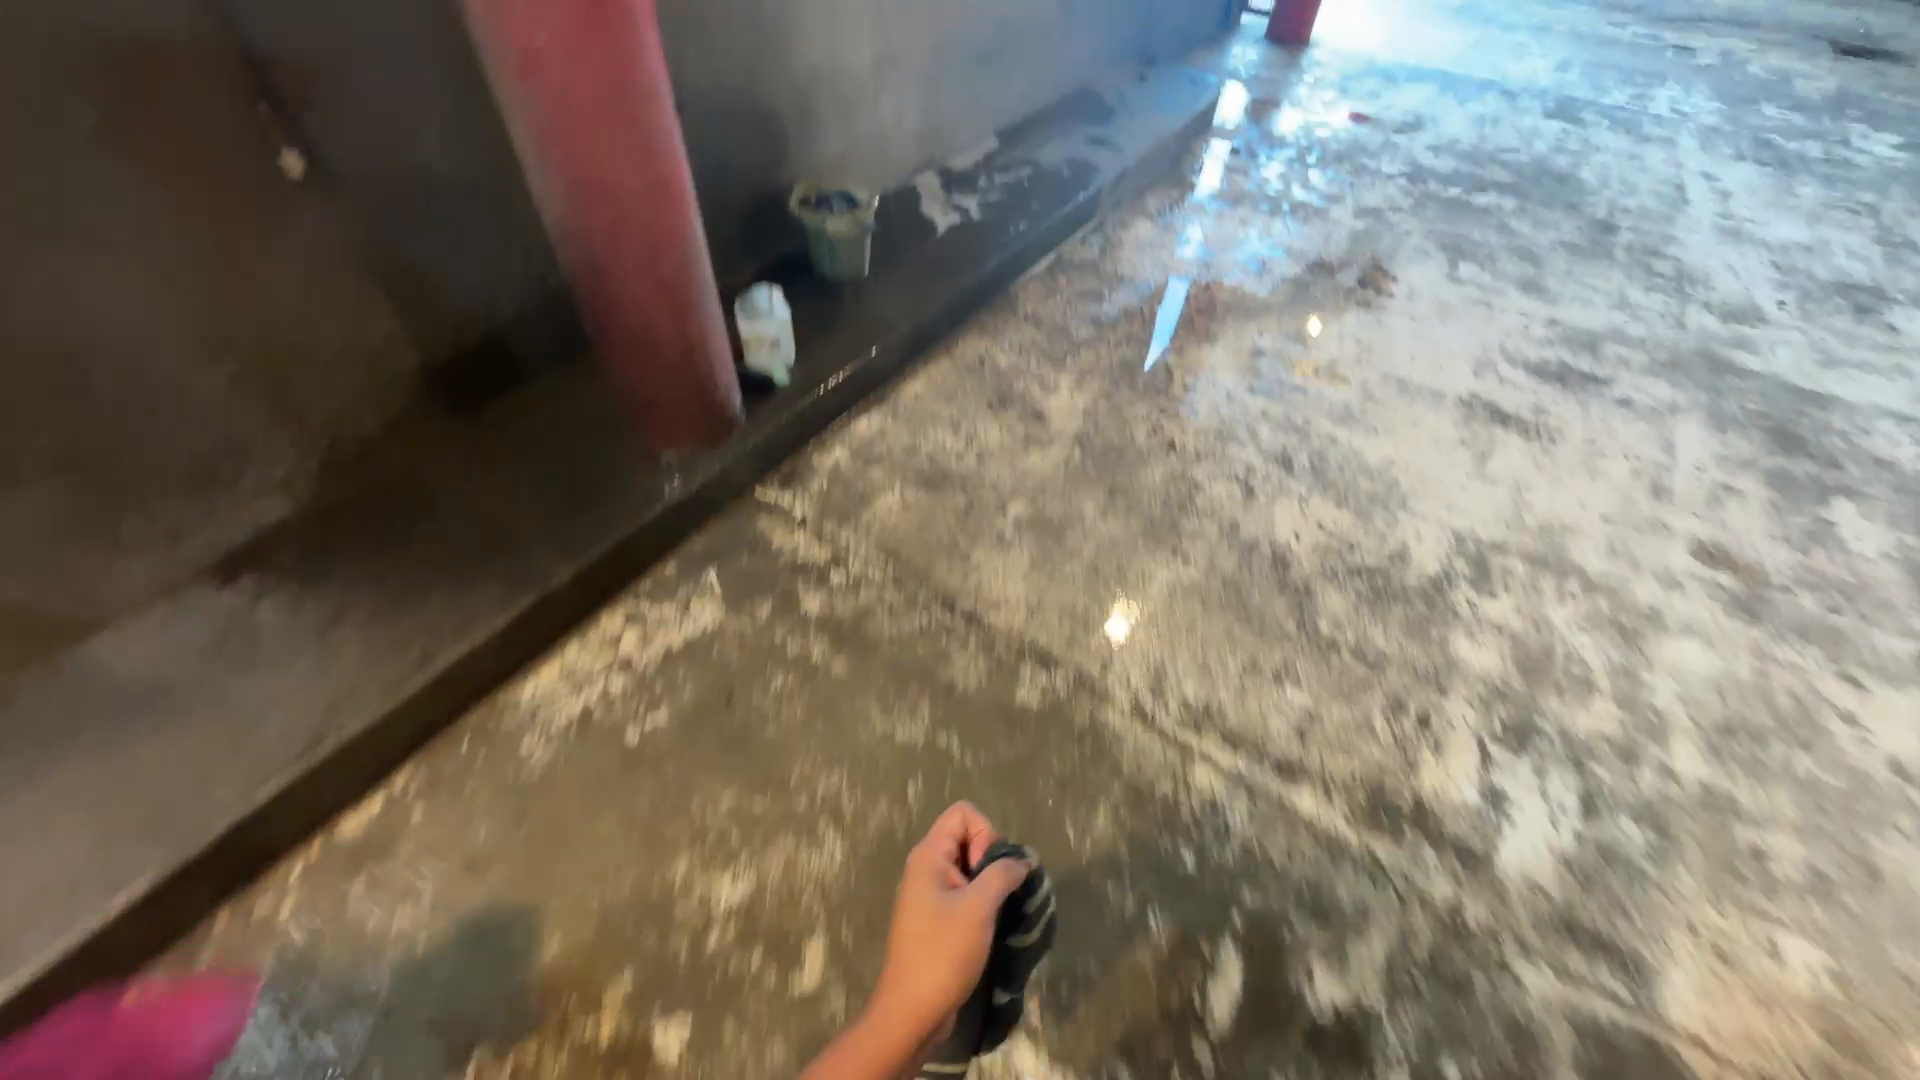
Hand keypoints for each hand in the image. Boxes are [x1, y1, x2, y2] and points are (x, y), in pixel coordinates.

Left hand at [867, 802, 1032, 1042]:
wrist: (912, 1011)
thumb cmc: (943, 953)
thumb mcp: (978, 907)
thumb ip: (1003, 874)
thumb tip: (1025, 858)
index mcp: (928, 855)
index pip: (964, 813)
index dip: (985, 833)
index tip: (988, 871)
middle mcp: (926, 867)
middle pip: (968, 838)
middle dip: (992, 859)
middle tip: (997, 895)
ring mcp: (930, 894)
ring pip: (970, 868)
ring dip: (991, 884)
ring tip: (1000, 912)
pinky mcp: (937, 919)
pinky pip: (966, 893)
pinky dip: (983, 903)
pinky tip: (992, 927)